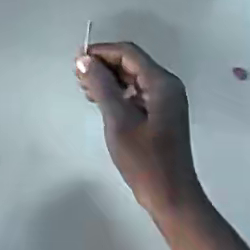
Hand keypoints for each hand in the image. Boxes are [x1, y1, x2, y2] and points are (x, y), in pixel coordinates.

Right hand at [75, 41, 202, 217]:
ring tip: (84, 88)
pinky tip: (100, 101)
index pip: (129, 53)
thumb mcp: (118, 120)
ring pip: (133, 78)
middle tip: (77, 75)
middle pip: (132, 63)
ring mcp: (165, 101)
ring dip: (109, 79)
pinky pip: (137, 93)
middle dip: (104, 65)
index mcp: (162, 83)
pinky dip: (118, 93)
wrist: (171, 197)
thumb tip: (84, 60)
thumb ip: (101, 86)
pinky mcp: (161, 114)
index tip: (78, 60)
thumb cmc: (145, 159)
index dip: (102, 52)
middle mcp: (167, 86)